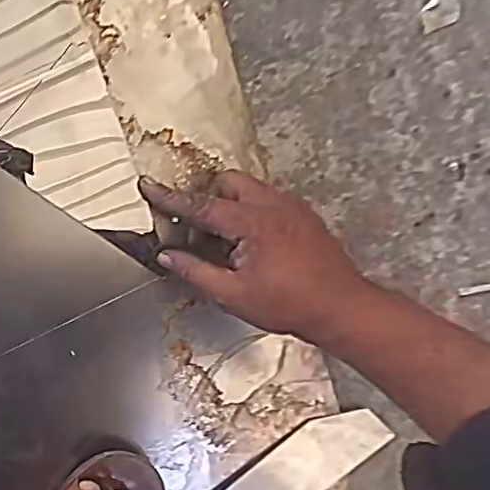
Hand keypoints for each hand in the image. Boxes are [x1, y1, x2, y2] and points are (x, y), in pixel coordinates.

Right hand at [141, 171, 379, 341]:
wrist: (339, 307)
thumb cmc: (288, 303)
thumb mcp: (230, 293)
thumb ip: (194, 271)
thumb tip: (168, 256)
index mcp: (253, 224)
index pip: (201, 205)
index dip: (170, 198)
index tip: (149, 188)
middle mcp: (274, 207)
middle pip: (228, 182)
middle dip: (205, 195)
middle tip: (190, 224)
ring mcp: (293, 209)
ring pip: (249, 188)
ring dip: (227, 204)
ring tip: (218, 237)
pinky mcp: (303, 217)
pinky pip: (267, 200)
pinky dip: (248, 211)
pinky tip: (244, 241)